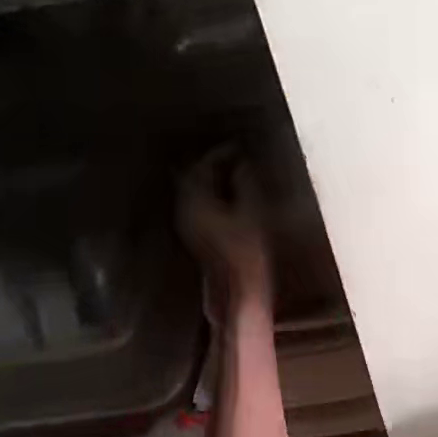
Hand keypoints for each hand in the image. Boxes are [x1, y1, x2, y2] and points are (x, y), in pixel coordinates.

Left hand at [177, 149, 272, 310]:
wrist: (237, 289)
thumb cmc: (247, 252)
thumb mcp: (252, 212)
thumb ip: (245, 183)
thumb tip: (242, 164)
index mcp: (196, 201)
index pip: (203, 167)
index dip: (221, 153)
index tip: (239, 147)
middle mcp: (184, 210)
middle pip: (194, 177)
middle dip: (214, 164)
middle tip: (236, 155)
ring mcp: (187, 224)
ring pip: (195, 190)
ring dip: (212, 179)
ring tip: (234, 171)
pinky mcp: (194, 234)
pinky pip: (198, 203)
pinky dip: (212, 194)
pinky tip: (228, 194)